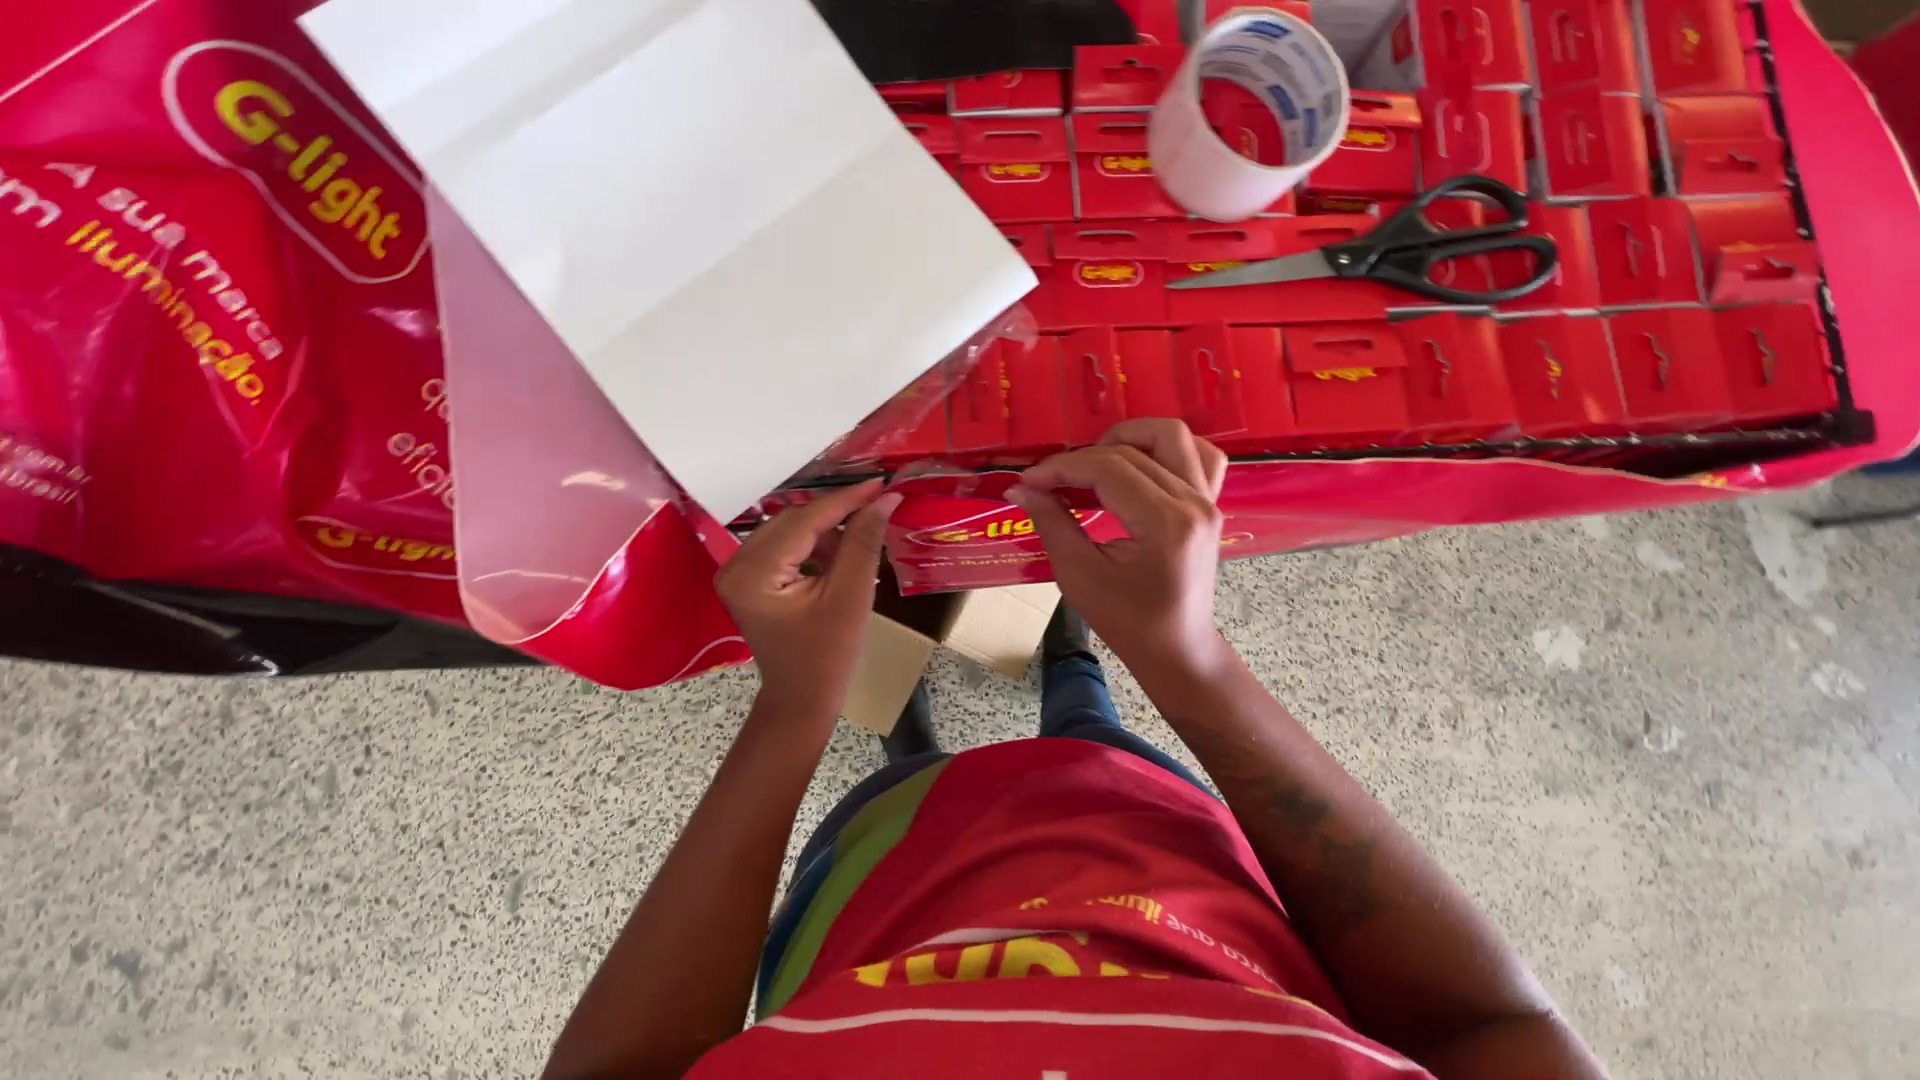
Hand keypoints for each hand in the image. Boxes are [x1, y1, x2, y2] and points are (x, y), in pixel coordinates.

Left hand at [715, 479, 902, 709]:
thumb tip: (884, 499)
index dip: (846, 500)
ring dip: (826, 528)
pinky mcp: (748, 577)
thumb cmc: (827, 656)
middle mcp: (735, 565)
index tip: (882, 484)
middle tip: (879, 503)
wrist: (802, 698)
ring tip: (863, 533)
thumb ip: (863, 543)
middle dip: (836, 512)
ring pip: (789, 529)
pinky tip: (840, 552)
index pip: (803, 521)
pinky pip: (783, 545)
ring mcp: (737, 571)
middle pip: (792, 521)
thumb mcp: (851, 597)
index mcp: (753, 574)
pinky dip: (813, 544)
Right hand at [1007, 419, 1229, 680]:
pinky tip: (1141, 463)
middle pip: (1134, 450)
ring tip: (1097, 460)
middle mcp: (1194, 503)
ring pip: (1173, 437)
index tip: (1028, 479)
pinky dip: (1168, 449)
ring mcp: (1208, 501)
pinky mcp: (1211, 504)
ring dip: (1130, 437)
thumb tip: (1021, 488)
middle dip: (1084, 457)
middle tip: (1052, 479)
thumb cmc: (1126, 621)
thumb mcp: (1079, 575)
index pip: (1108, 470)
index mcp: (1164, 524)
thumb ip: (1052, 523)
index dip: (1062, 468)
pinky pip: (1201, 456)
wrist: (1175, 649)